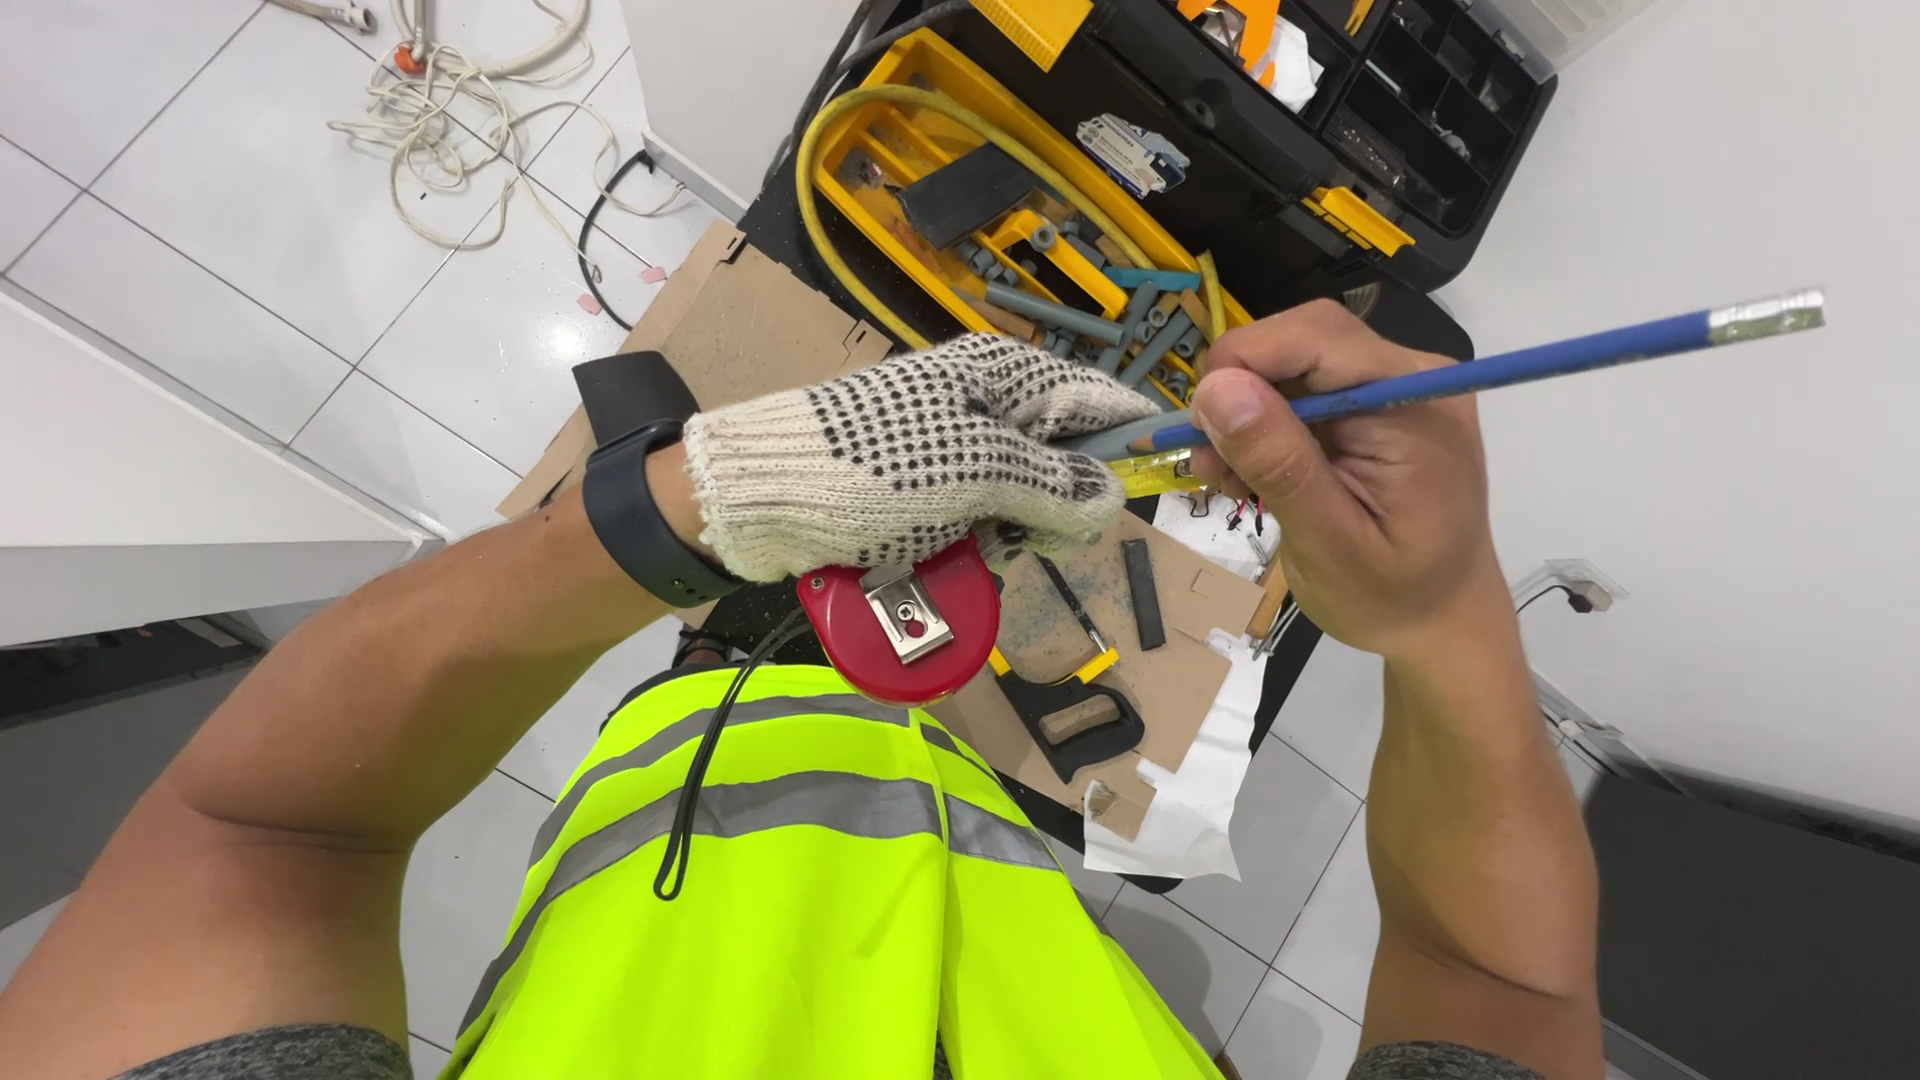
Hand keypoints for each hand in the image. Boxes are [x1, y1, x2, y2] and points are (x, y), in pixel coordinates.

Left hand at [681, 334, 1159, 580]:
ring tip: (975, 547)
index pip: (1094, 399)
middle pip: (1060, 455)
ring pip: (1020, 493)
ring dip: (1011, 529)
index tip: (1151, 484)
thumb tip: (1113, 496)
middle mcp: (981, 401)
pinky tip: (952, 553)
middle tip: (1025, 535)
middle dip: (1056, 503)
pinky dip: (975, 537)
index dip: (1127, 440)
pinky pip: (977, 511)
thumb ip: (1052, 484)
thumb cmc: (871, 470)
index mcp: (1001, 376)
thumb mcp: (973, 472)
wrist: (762, 495)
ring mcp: (948, 442)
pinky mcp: (922, 480)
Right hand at [1189, 301, 1507, 658]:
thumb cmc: (1390, 597)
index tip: (1197, 426)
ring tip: (1223, 478)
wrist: (1437, 622)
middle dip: (1236, 392)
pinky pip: (1295, 396)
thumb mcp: (1327, 540)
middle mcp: (1406, 378)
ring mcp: (1386, 393)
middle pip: (1297, 343)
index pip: (1314, 337)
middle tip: (1208, 461)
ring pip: (1287, 368)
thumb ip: (1279, 462)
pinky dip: (1256, 430)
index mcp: (1412, 402)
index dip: (1241, 363)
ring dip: (1240, 417)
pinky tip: (1247, 474)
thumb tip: (1216, 390)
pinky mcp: (1366, 413)